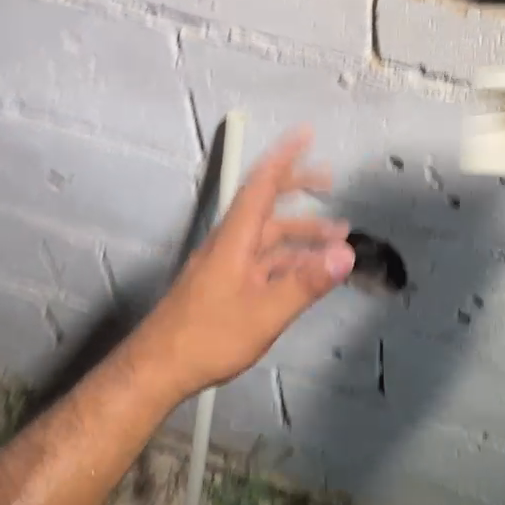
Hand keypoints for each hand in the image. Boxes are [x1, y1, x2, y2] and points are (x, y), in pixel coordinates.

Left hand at [131, 127, 354, 396]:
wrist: (157, 370)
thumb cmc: (209, 337)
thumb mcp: (265, 313)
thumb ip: (306, 282)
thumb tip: (347, 253)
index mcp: (235, 240)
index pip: (261, 186)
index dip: (284, 158)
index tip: (305, 135)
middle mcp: (230, 244)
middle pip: (266, 205)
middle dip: (297, 189)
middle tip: (329, 181)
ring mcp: (226, 266)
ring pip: (268, 238)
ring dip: (302, 234)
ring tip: (338, 238)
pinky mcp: (225, 286)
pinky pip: (264, 261)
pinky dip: (290, 259)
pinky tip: (309, 272)